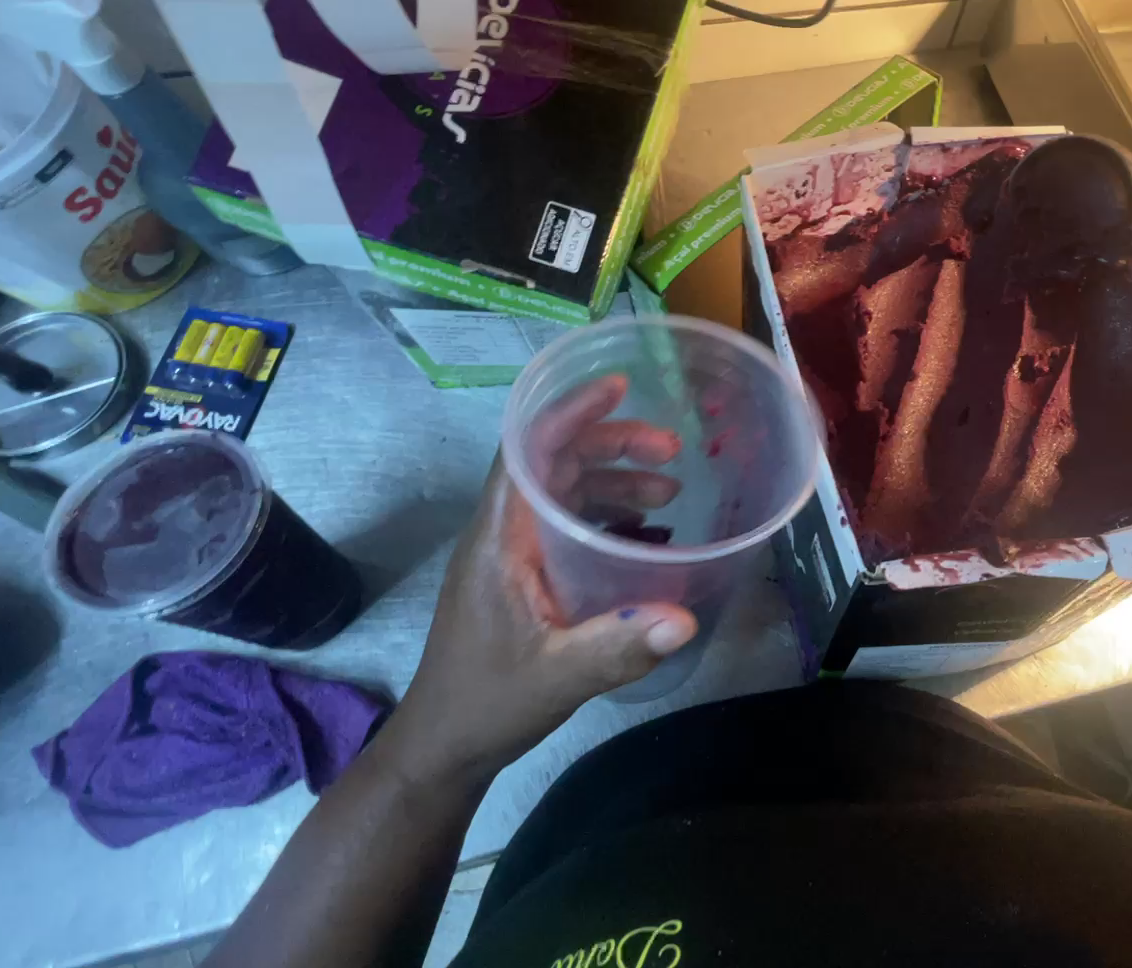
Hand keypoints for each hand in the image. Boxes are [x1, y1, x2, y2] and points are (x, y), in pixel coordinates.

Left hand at [377, 375, 697, 781]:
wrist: (444, 744)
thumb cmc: (488, 702)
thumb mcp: (557, 678)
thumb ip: (617, 647)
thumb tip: (687, 618)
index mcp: (501, 539)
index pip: (525, 451)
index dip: (568, 413)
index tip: (616, 388)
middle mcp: (504, 533)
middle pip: (553, 461)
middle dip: (612, 444)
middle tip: (672, 451)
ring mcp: (513, 552)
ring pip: (563, 490)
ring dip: (615, 480)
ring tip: (670, 492)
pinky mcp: (524, 572)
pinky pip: (568, 522)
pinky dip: (607, 514)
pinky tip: (645, 532)